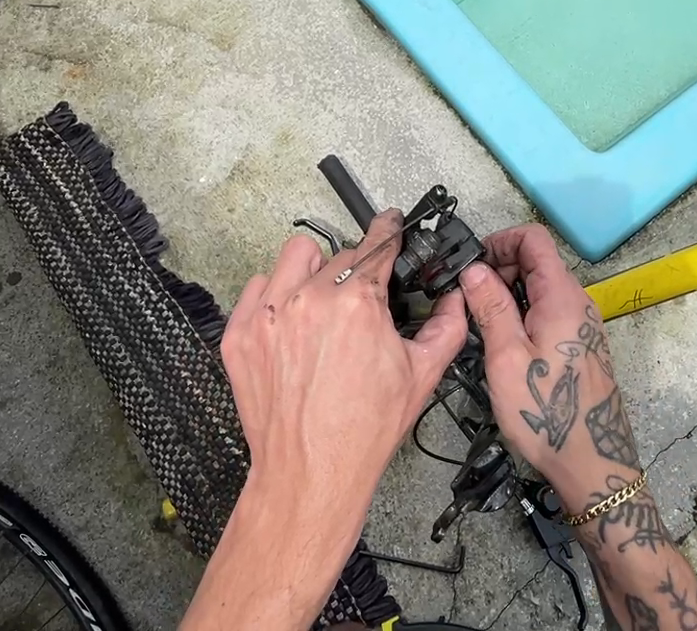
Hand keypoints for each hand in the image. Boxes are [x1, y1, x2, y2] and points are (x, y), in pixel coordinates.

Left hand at [219, 210, 467, 542]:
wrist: (310, 474)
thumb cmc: (362, 430)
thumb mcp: (421, 376)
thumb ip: (446, 327)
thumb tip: (455, 302)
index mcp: (357, 304)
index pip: (377, 242)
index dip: (388, 230)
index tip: (389, 223)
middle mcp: (310, 300)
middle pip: (341, 254)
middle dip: (355, 272)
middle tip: (358, 304)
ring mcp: (269, 315)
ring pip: (296, 256)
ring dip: (313, 271)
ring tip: (321, 305)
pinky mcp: (241, 333)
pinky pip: (257, 286)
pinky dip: (275, 296)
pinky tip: (290, 325)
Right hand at [459, 226, 644, 504]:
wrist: (592, 463)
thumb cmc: (546, 414)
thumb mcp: (506, 358)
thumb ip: (491, 307)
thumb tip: (473, 269)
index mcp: (562, 296)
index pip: (533, 239)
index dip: (500, 241)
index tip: (472, 264)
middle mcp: (577, 302)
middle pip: (537, 260)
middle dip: (499, 268)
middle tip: (469, 299)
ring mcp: (581, 323)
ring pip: (541, 286)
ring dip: (509, 293)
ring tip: (482, 323)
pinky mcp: (579, 343)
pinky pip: (548, 309)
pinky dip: (523, 312)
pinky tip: (504, 342)